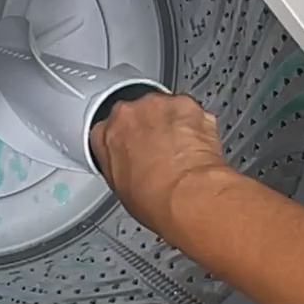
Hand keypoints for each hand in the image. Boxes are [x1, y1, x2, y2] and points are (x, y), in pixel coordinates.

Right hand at [89, 92, 242, 238]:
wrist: (187, 195)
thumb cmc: (155, 197)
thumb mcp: (120, 187)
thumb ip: (119, 163)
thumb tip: (129, 167)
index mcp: (107, 133)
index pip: (111, 129)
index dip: (126, 141)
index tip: (135, 151)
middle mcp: (130, 113)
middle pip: (140, 114)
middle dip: (150, 129)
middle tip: (161, 153)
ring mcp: (159, 106)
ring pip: (166, 110)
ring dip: (173, 125)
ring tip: (182, 152)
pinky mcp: (187, 105)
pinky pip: (190, 112)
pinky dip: (195, 125)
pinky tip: (197, 146)